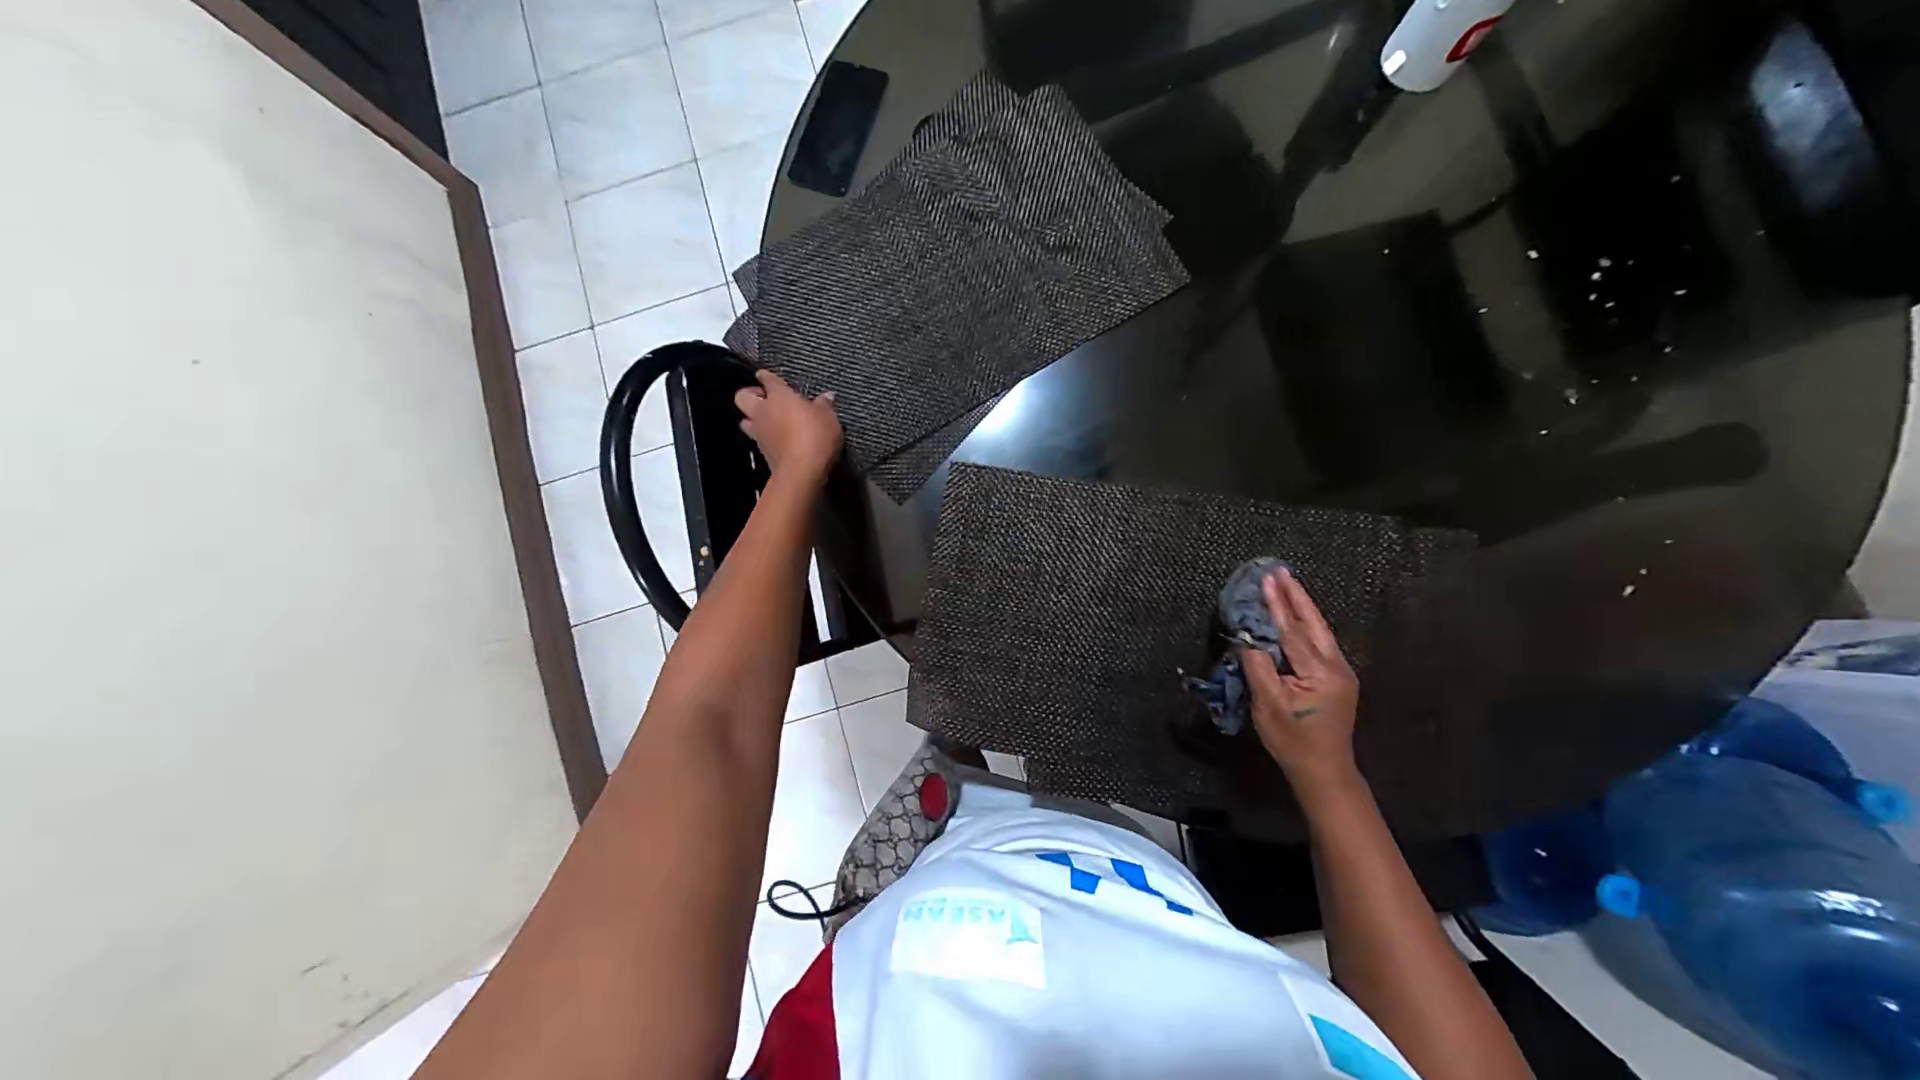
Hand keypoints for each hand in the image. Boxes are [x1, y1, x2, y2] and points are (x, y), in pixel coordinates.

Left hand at [735, 370, 841, 480]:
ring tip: (768, 420)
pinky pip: (757, 440)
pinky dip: (764, 437)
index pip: (768, 380)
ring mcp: (759, 434)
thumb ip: (825, 405)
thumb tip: (827, 396)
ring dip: (753, 418)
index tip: (764, 375)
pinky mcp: (762, 453)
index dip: (766, 376)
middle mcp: (763, 412)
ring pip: (745, 421)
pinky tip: (777, 439)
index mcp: (779, 396)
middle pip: (742, 397)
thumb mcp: (828, 417)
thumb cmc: (815, 436)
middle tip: (764, 398)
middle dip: (750, 394)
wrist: (801, 472)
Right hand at [1242, 567, 1361, 795]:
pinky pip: (1319, 643)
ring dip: (1302, 607)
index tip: (1267, 580)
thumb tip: (1248, 639)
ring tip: (1288, 585)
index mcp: (1320, 673)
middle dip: (1296, 596)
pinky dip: (1306, 624)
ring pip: (1320, 631)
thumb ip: (1258, 668)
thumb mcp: (1268, 705)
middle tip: (1281, 571)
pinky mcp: (1337, 679)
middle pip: (1313, 624)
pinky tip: (1297, 616)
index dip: (1278, 605)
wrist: (1323, 770)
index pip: (1293, 632)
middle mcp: (1336, 667)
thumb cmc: (1292, 741)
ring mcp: (1340, 673)